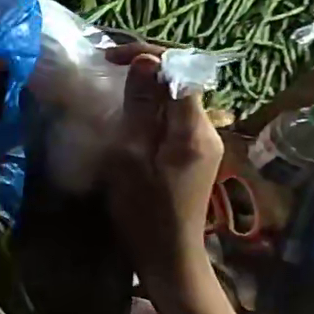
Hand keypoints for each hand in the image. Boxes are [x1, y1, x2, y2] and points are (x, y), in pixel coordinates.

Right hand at [101, 46, 223, 306]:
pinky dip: (151, 106)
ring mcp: (204, 140)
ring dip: (146, 87)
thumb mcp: (132, 157)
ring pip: (177, 96)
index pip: (181, 69)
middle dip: (144, 68)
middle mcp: (207, 129)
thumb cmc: (145, 213)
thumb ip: (140, 108)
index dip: (147, 55)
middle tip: (106, 70)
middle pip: (181, 79)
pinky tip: (128, 114)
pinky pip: (174, 115)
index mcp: (194, 130)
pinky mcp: (194, 151)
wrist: (169, 258)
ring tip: (112, 88)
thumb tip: (144, 61)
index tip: (110, 59)